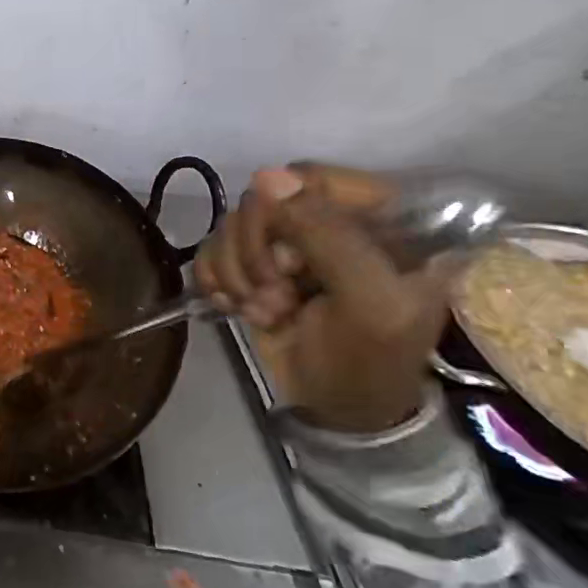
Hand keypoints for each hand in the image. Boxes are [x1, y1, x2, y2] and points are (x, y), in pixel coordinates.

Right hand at [194, 165, 454, 433]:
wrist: (337, 411)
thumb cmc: (369, 362)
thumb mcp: (368, 302)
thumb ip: (328, 236)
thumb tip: (267, 176)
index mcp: (376, 216)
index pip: (310, 177)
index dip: (286, 214)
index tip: (292, 264)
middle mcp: (327, 218)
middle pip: (263, 201)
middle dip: (257, 255)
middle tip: (277, 297)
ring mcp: (285, 239)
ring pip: (232, 224)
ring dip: (237, 273)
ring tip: (265, 312)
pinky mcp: (251, 260)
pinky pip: (212, 245)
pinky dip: (215, 277)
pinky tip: (235, 306)